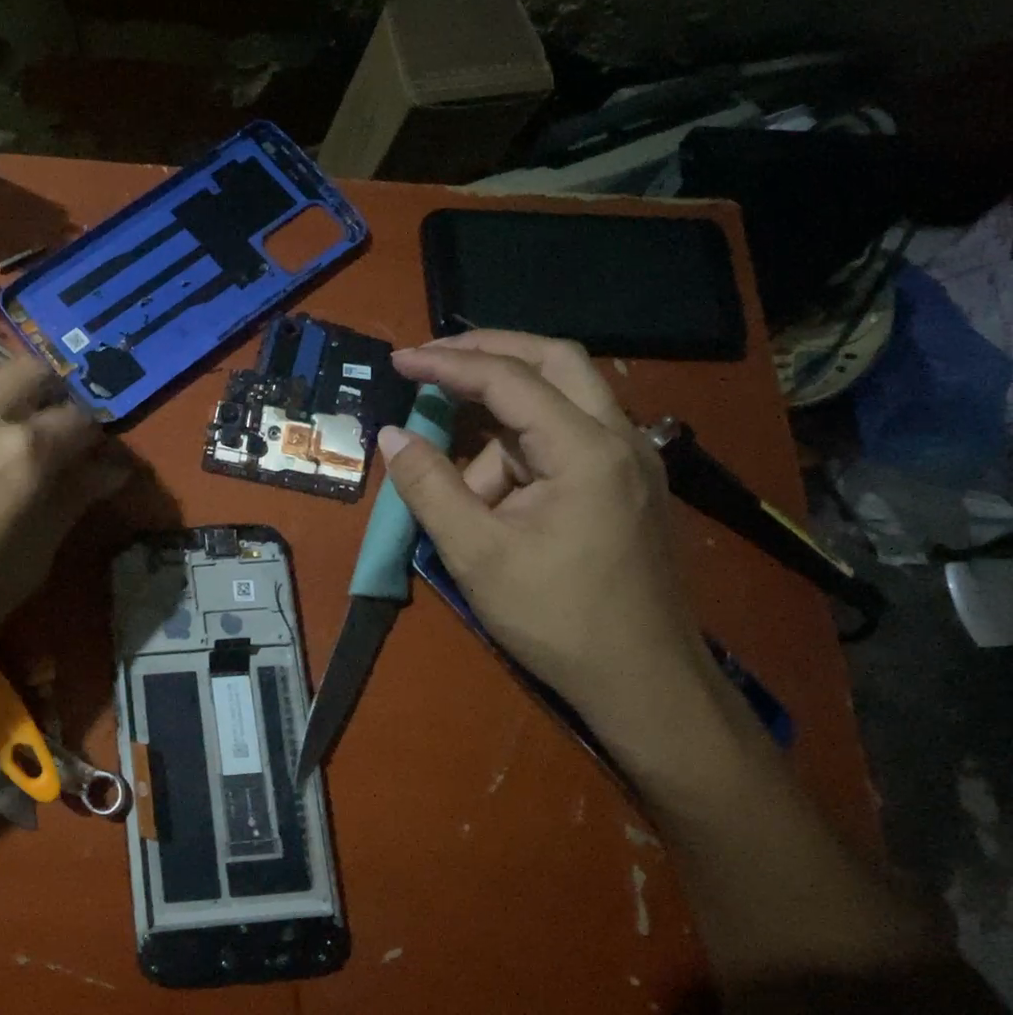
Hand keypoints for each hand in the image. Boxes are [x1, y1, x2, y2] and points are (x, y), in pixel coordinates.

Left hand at [0, 354, 126, 696]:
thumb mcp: (30, 564)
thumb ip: (70, 503)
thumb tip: (109, 469)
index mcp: (26, 454)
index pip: (82, 420)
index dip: (96, 439)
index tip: (95, 458)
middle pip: (35, 372)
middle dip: (55, 398)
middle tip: (52, 434)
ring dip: (2, 384)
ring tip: (1, 419)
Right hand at [379, 331, 707, 710]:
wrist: (644, 681)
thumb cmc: (557, 617)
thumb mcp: (475, 553)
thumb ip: (429, 486)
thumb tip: (391, 436)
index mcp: (586, 451)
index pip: (509, 381)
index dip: (448, 363)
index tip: (399, 360)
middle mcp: (620, 438)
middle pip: (554, 362)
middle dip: (489, 354)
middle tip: (433, 361)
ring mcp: (630, 460)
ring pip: (559, 402)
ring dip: (501, 424)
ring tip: (462, 492)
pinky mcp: (625, 484)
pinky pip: (566, 439)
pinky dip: (520, 449)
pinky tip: (493, 496)